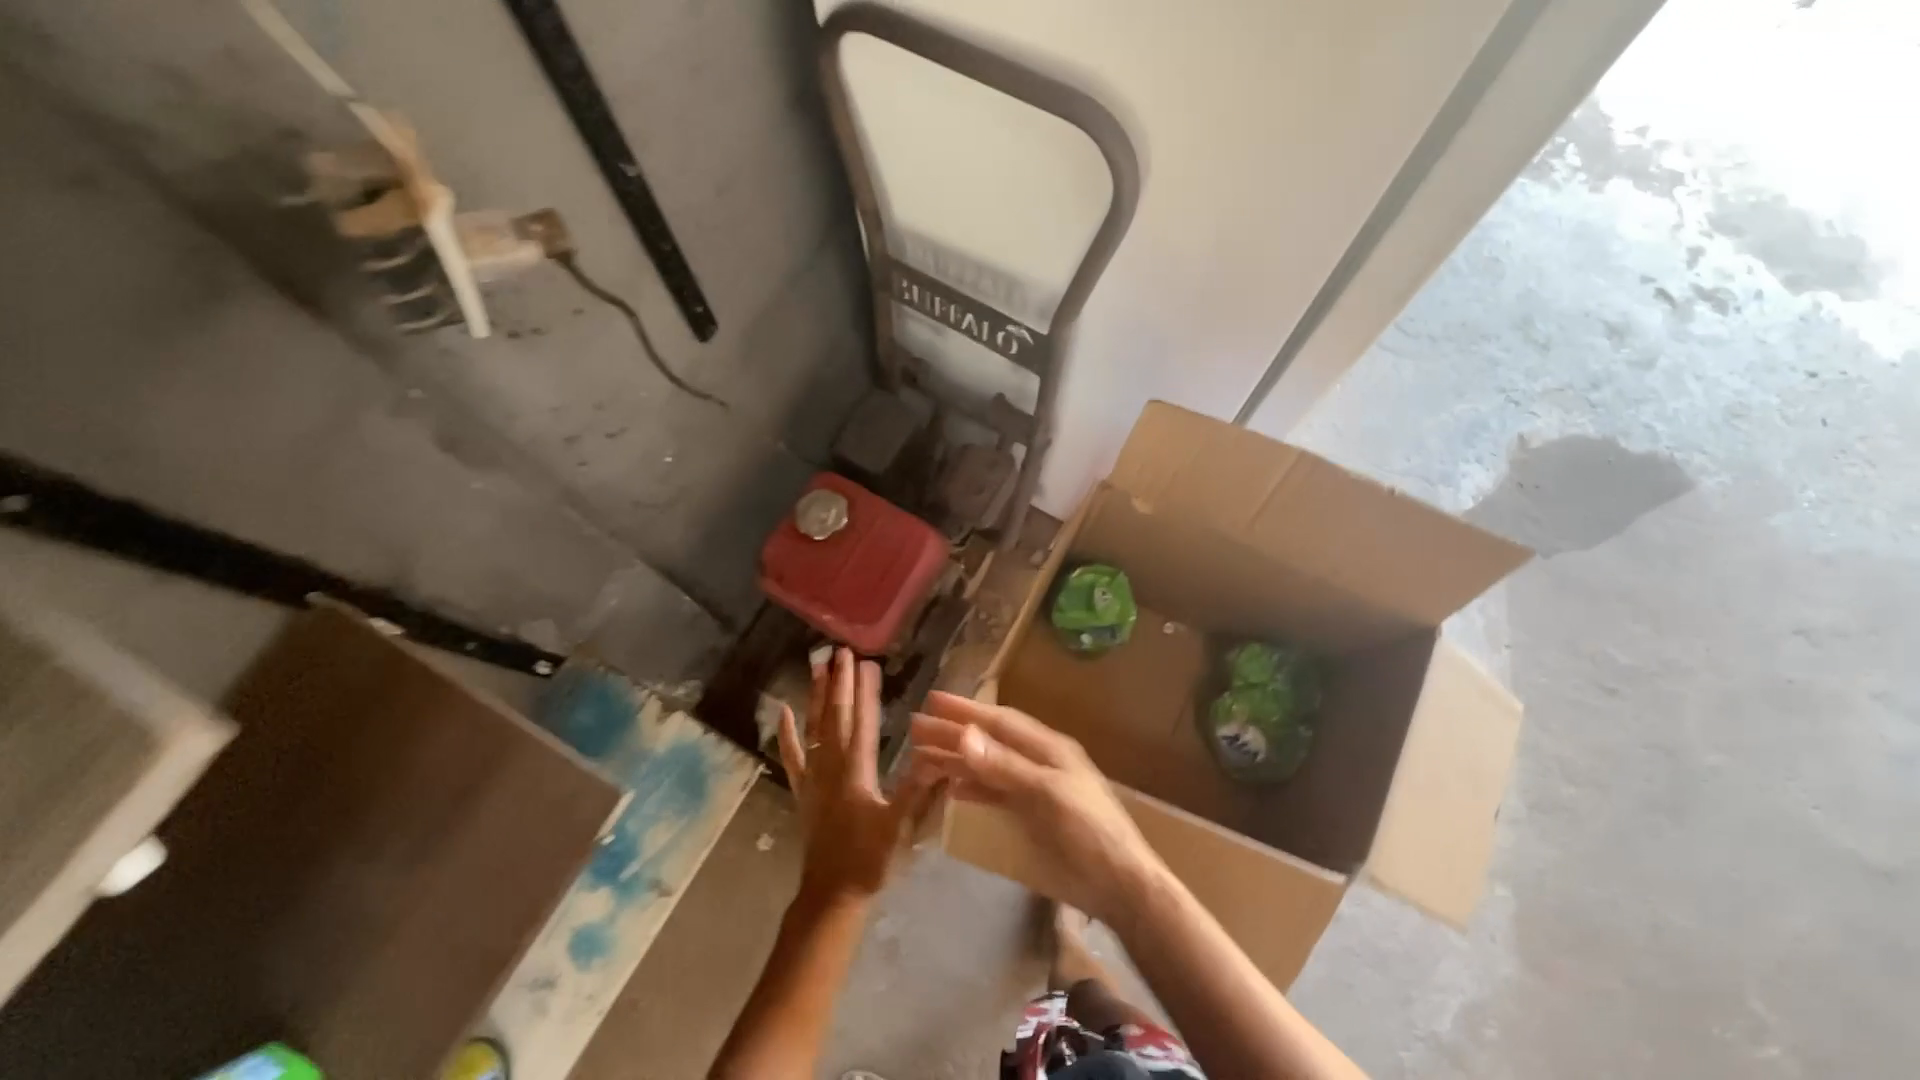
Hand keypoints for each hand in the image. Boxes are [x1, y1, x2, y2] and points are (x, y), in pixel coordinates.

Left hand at [778, 648, 933, 903]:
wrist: (832, 894)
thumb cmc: (870, 860)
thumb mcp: (901, 827)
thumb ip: (918, 791)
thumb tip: (939, 755)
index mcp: (857, 771)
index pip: (863, 721)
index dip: (866, 691)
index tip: (867, 662)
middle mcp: (831, 765)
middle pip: (836, 716)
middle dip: (839, 682)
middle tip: (839, 650)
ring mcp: (813, 777)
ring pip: (814, 727)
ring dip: (816, 696)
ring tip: (817, 666)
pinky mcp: (803, 791)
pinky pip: (792, 756)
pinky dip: (787, 733)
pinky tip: (783, 711)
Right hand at [909, 692, 1167, 925]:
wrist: (1119, 885)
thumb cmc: (1089, 834)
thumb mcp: (1047, 795)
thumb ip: (1005, 766)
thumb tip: (964, 735)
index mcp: (1049, 749)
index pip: (1000, 722)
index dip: (966, 711)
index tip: (931, 701)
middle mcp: (1040, 763)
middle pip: (990, 743)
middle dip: (953, 736)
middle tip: (915, 731)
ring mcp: (1036, 791)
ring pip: (989, 768)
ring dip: (957, 762)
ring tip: (923, 758)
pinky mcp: (1034, 817)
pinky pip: (996, 794)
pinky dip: (973, 788)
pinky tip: (954, 789)